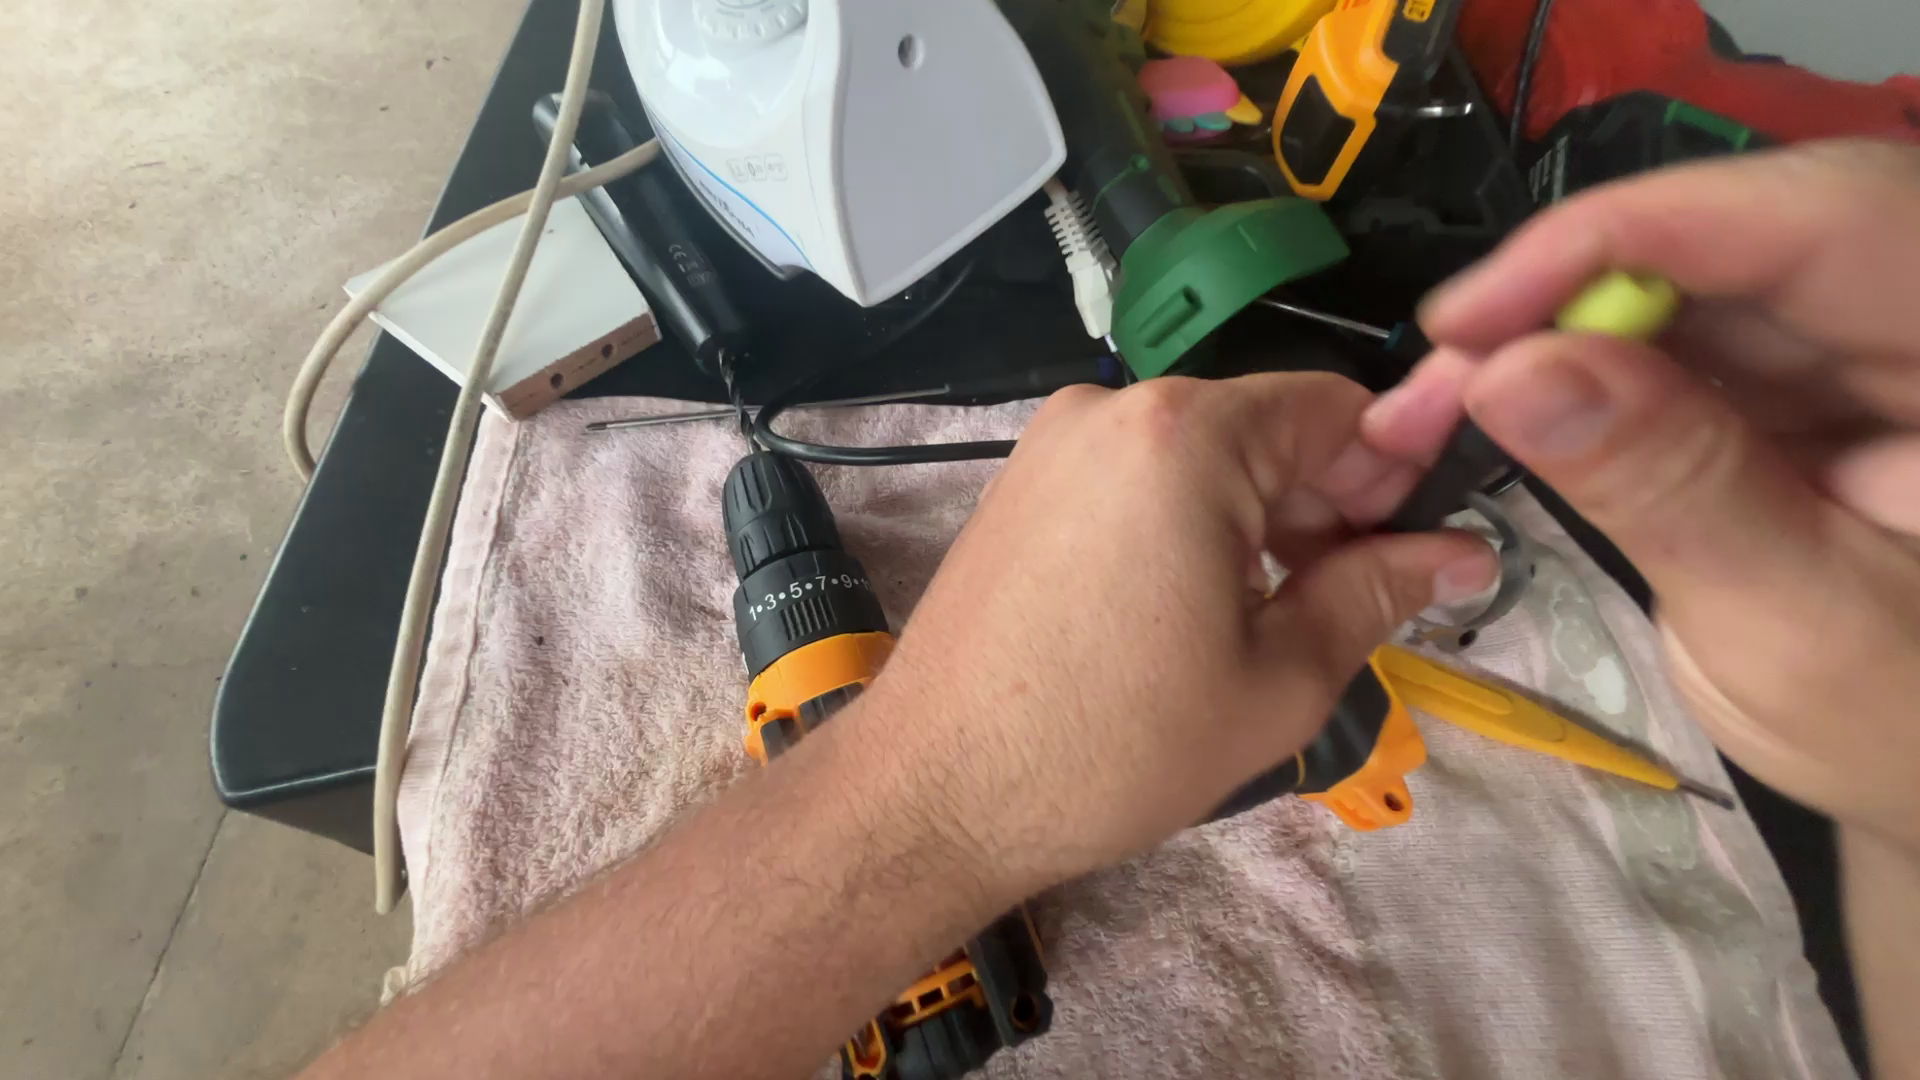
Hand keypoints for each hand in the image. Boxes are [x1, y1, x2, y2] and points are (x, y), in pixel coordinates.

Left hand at [856, 373, 1495, 898]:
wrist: (937, 783)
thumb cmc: (1112, 746)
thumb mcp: (1274, 681)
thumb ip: (1374, 593)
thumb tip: (1456, 551)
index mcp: (1183, 434)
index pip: (1335, 408)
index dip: (1392, 472)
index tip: (1412, 545)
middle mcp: (1108, 409)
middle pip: (1258, 428)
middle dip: (1319, 501)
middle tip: (1346, 594)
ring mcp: (1050, 442)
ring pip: (1192, 454)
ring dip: (1250, 515)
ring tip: (1265, 609)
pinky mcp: (1017, 482)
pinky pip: (1128, 475)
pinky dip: (1178, 517)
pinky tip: (1184, 595)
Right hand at [1360, 140, 1919, 847]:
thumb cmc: (1901, 725)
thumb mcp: (1785, 618)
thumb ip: (1663, 484)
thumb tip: (1508, 374)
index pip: (1816, 220)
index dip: (1620, 238)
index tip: (1462, 319)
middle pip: (1720, 247)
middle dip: (1543, 306)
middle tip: (1422, 388)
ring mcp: (1855, 351)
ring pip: (1663, 295)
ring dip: (1526, 346)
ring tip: (1425, 414)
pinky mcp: (1783, 386)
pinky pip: (1649, 348)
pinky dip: (1552, 378)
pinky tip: (1485, 413)